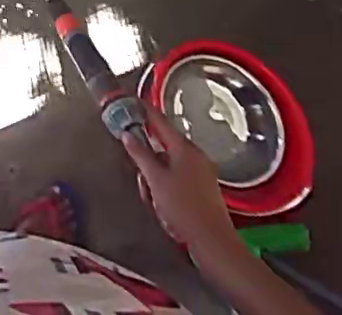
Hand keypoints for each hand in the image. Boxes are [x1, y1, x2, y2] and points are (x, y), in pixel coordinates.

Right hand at [121, 107, 241, 257]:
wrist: (213, 242)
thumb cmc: (183, 207)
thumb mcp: (156, 180)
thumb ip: (140, 155)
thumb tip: (127, 134)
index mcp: (184, 147)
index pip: (160, 120)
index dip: (145, 109)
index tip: (131, 100)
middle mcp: (195, 154)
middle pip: (163, 146)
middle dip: (148, 161)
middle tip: (141, 180)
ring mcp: (201, 171)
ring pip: (169, 164)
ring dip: (156, 177)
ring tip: (154, 200)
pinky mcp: (203, 187)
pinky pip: (179, 177)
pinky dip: (167, 185)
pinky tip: (164, 206)